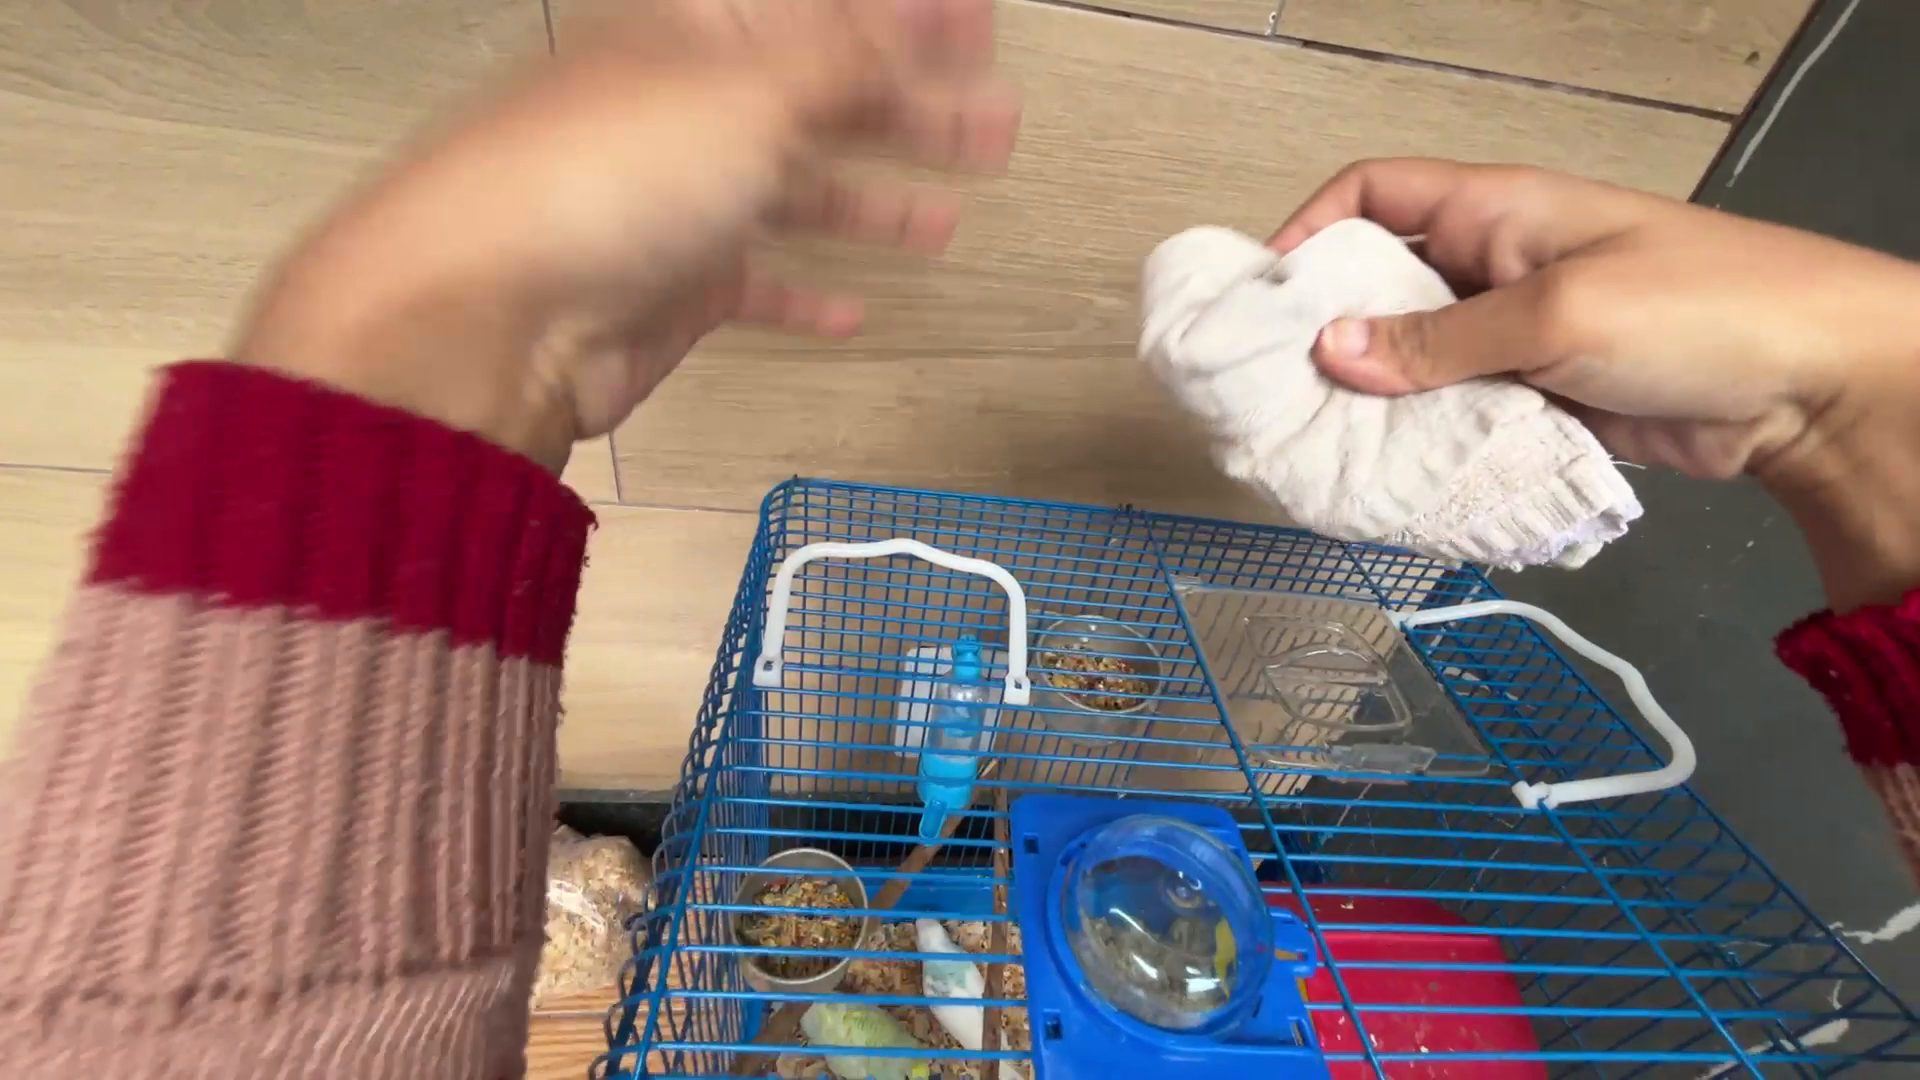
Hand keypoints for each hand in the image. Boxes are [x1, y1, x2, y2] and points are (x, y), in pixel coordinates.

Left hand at [234, 0, 1018, 470]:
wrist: (500, 314)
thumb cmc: (618, 179)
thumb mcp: (746, 96)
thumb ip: (843, 64)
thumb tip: (917, 22)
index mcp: (704, 40)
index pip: (831, 17)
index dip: (912, 20)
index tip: (985, 26)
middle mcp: (696, 114)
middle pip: (829, 106)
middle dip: (918, 118)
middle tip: (997, 134)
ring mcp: (688, 207)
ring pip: (803, 201)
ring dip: (876, 208)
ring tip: (946, 221)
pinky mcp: (682, 288)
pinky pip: (760, 289)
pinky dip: (806, 299)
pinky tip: (851, 314)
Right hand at [1271, 158, 1919, 609]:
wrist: (1818, 393)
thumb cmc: (1705, 312)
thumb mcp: (1556, 314)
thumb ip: (1436, 339)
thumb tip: (1326, 350)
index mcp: (1493, 213)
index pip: (1374, 194)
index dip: (1310, 226)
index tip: (1265, 286)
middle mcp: (1483, 266)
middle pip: (1372, 280)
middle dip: (1318, 320)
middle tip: (1268, 373)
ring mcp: (1494, 331)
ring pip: (1396, 349)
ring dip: (1355, 383)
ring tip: (1305, 422)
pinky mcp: (1509, 388)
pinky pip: (1431, 399)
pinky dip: (1397, 422)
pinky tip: (1366, 450)